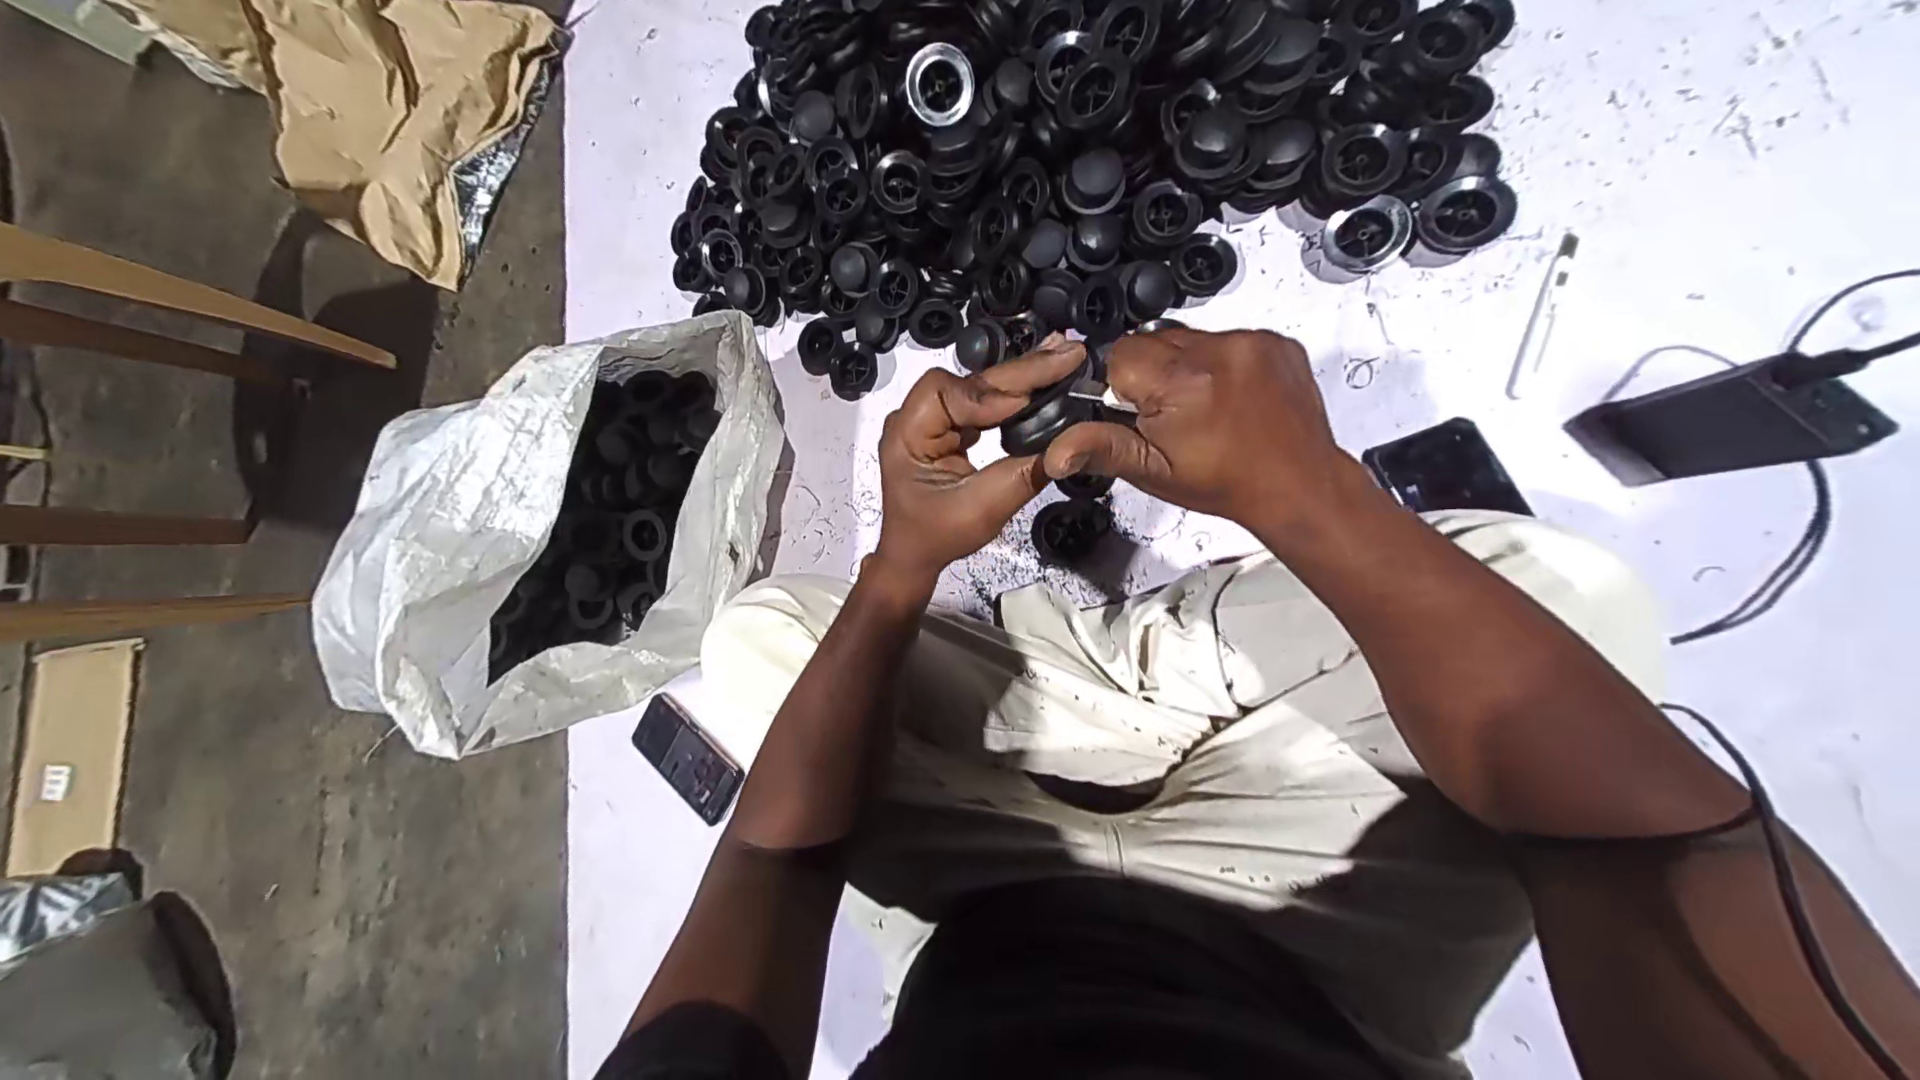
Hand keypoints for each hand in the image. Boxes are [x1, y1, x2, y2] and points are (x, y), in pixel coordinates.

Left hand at [872, 334, 1086, 584]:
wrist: (916, 553)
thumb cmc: (936, 536)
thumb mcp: (982, 511)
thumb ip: (1023, 476)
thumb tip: (1066, 448)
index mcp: (907, 436)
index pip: (947, 394)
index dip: (990, 394)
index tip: (1029, 399)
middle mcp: (914, 418)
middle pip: (968, 381)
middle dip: (1019, 373)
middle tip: (1065, 355)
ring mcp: (931, 419)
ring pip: (979, 386)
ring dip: (1021, 377)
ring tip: (1061, 361)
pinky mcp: (949, 425)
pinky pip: (983, 400)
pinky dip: (1013, 393)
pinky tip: (1042, 381)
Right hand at [1043, 328, 1363, 528]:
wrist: (1296, 484)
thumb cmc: (1230, 482)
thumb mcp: (1153, 473)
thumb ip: (1101, 450)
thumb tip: (1057, 450)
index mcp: (1181, 384)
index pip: (1119, 353)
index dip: (1120, 385)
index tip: (1138, 410)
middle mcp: (1218, 353)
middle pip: (1152, 339)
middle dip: (1151, 374)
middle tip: (1172, 415)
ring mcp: (1250, 343)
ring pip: (1187, 337)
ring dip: (1184, 367)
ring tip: (1202, 408)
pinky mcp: (1272, 341)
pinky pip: (1224, 338)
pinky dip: (1218, 363)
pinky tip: (1227, 396)